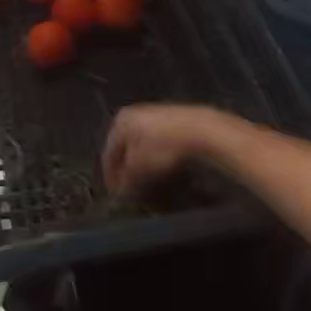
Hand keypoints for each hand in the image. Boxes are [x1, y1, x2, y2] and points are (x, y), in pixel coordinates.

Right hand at [101, 103, 240, 195]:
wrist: (202, 130)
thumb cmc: (164, 147)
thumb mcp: (140, 170)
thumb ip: (125, 184)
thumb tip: (120, 194)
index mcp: (121, 121)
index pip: (108, 154)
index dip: (111, 179)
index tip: (117, 196)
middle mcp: (135, 114)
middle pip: (125, 150)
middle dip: (129, 173)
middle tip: (133, 192)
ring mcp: (155, 116)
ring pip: (142, 148)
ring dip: (144, 168)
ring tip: (151, 185)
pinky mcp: (173, 121)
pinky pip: (159, 144)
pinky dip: (158, 159)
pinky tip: (166, 171)